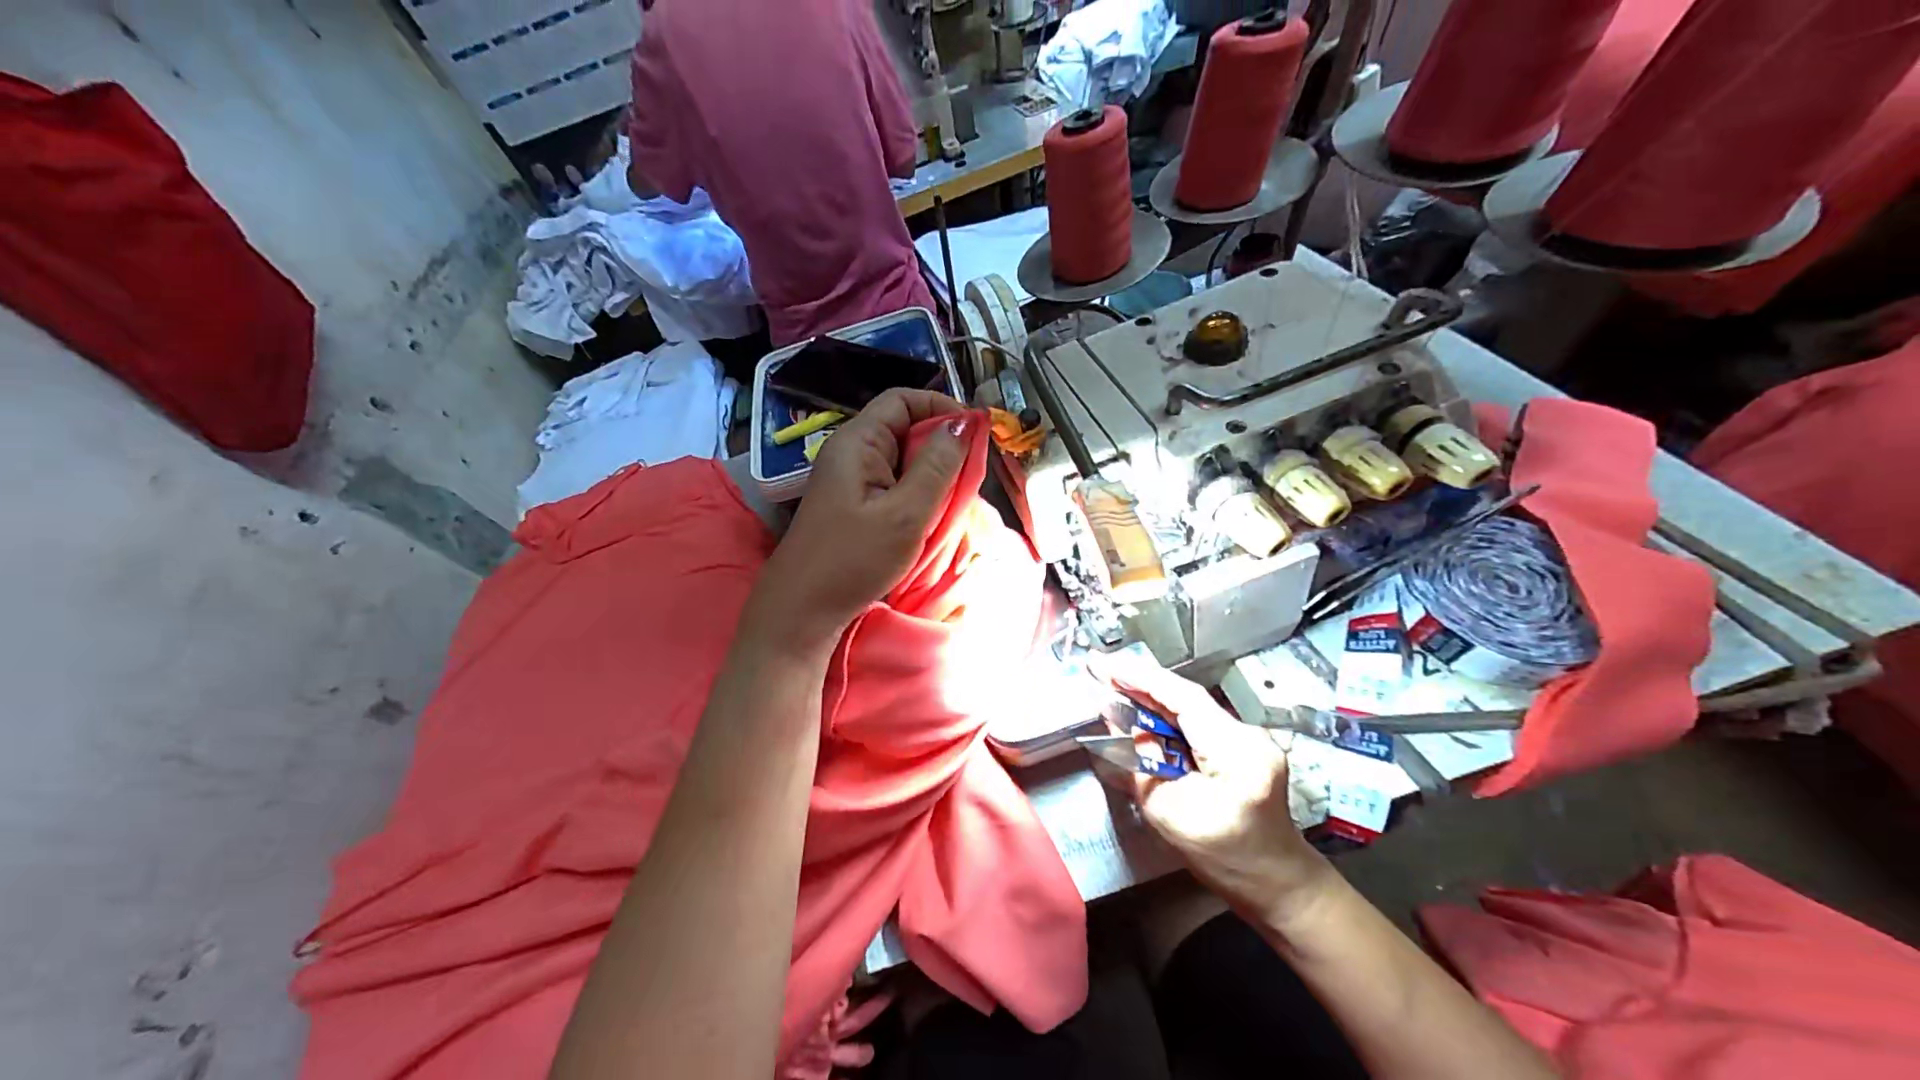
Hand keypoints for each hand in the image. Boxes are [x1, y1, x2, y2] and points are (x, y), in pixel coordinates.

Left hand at [746, 389, 970, 652]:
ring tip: (954, 503)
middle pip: (905, 429)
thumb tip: (963, 424)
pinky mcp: (854, 506)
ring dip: (933, 477)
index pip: (903, 400)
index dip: (941, 407)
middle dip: (942, 448)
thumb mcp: (906, 514)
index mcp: (858, 442)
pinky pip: (894, 487)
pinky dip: (918, 497)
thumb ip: (937, 466)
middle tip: (969, 478)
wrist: (803, 611)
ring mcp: (851, 481)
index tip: (975, 434)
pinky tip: (931, 521)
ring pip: (904, 461)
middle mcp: (852, 453)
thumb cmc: (853, 561)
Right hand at [1089, 650, 1337, 929]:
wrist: (1279, 885)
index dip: (1140, 679)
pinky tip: (1145, 717)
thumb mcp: (1168, 814)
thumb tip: (1126, 724)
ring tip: (1114, 690)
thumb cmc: (1225, 860)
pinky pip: (1201, 724)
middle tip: (1100, 672)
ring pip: (1193, 710)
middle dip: (1142, 685)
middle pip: (1188, 700)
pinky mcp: (1247, 748)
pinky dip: (1170, 719)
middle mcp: (1250, 736)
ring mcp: (1253, 740)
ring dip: (1153, 701)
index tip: (1103, 665)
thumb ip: (1144, 764)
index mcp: (1236, 753)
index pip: (1184, 700)